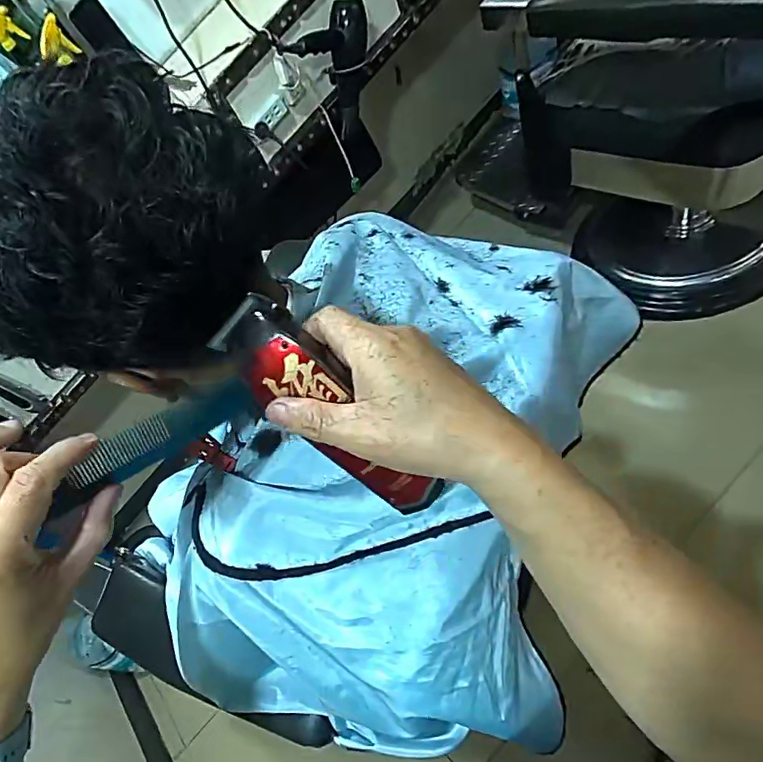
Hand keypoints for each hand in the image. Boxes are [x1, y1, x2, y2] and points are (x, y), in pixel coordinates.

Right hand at [263, 307, 544, 484]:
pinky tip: (391, 416)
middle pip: (347, 336)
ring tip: (358, 417)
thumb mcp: (357, 433)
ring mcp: (421, 347)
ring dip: (355, 377)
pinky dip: (381, 380)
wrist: (488, 443)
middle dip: (327, 367)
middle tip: (326, 406)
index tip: (301, 378)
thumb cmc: (419, 435)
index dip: (304, 342)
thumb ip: (311, 418)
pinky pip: (396, 361)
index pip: (324, 318)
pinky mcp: (437, 363)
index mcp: (371, 342)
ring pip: (372, 351)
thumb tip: (274, 408)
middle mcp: (396, 334)